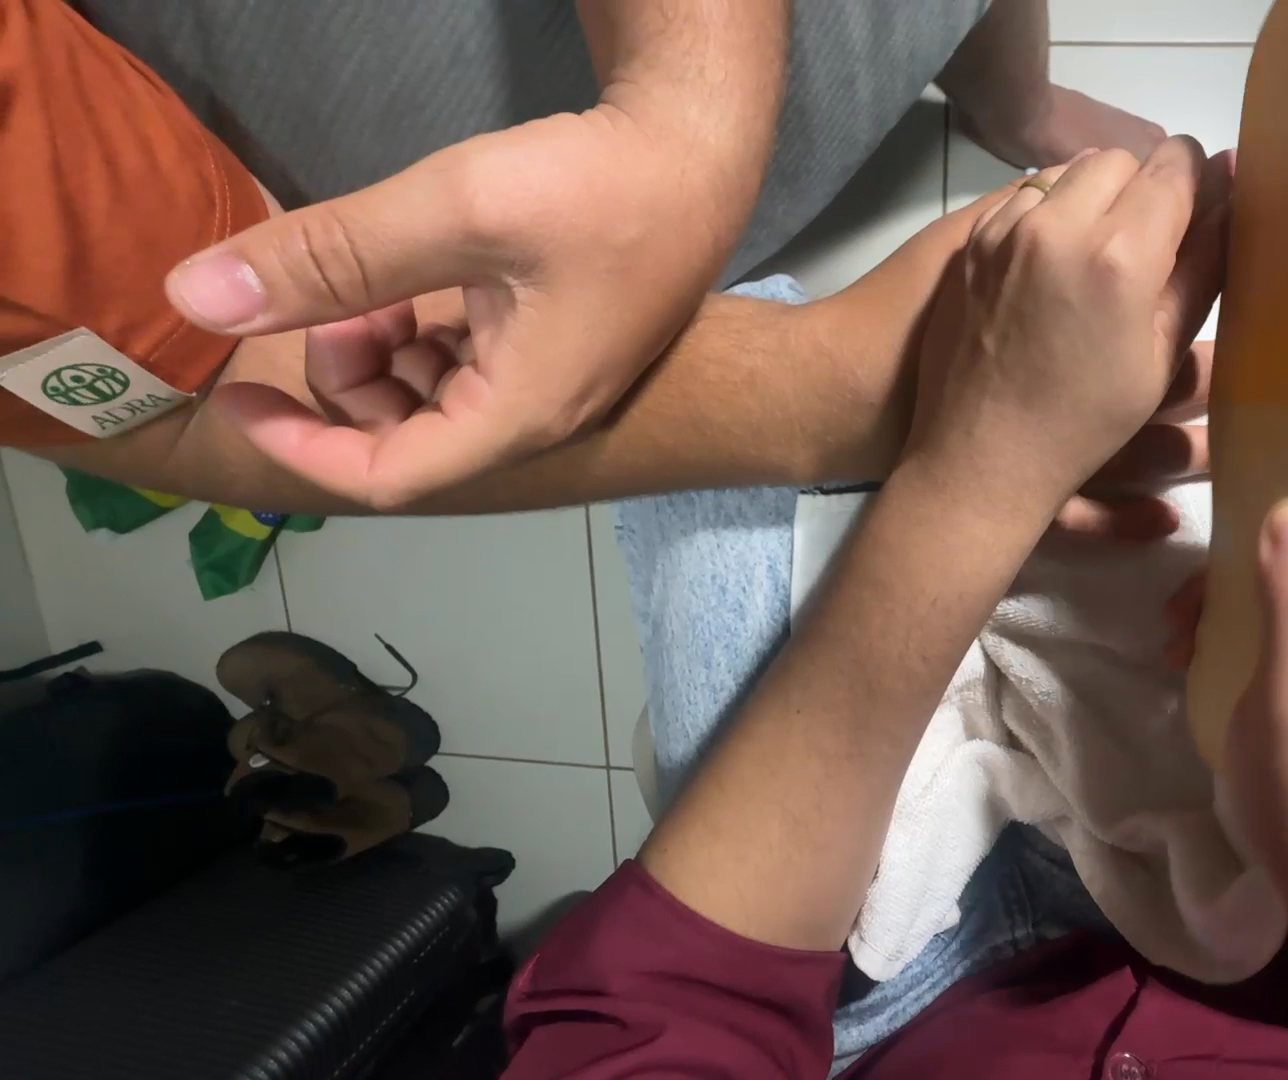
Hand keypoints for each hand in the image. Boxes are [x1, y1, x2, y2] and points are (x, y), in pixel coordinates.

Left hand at [172, 96, 769, 509]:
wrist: (698, 169)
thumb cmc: (601, 198)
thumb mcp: (460, 213)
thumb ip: (334, 258)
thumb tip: (193, 299)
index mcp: (523, 410)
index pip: (390, 473)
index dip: (300, 445)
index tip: (239, 384)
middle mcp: (544, 414)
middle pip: (414, 439)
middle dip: (350, 376)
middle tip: (342, 291)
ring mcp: (561, 384)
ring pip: (445, 403)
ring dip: (391, 350)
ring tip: (392, 274)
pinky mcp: (568, 350)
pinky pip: (482, 370)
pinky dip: (436, 335)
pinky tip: (440, 276)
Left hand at [903, 139, 1228, 517]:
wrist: (980, 455)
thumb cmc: (1082, 424)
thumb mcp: (1161, 357)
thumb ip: (1203, 267)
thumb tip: (1233, 186)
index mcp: (1121, 255)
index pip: (1177, 164)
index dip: (1194, 186)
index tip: (1190, 220)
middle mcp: (1059, 224)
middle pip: (1121, 159)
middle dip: (1140, 190)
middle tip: (1138, 252)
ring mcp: (1005, 229)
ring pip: (1068, 172)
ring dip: (1089, 199)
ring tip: (1088, 261)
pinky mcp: (970, 242)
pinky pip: (1022, 198)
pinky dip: (1044, 215)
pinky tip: (1044, 267)